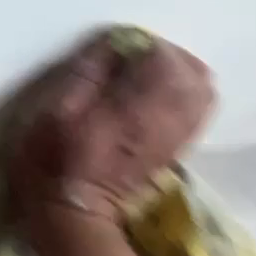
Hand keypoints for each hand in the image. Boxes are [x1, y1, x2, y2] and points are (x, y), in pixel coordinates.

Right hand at [8, 28, 215, 224]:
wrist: (71, 212)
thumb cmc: (51, 157)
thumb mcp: (55, 108)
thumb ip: (87, 72)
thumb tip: (113, 42)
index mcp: (135, 108)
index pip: (164, 60)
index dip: (143, 43)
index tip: (115, 44)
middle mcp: (166, 122)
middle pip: (196, 75)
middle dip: (169, 55)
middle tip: (134, 54)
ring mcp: (175, 138)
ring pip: (203, 94)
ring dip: (178, 73)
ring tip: (143, 72)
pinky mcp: (174, 150)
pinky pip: (197, 112)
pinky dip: (181, 93)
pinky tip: (150, 95)